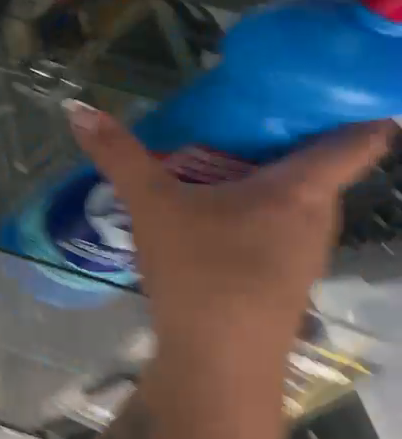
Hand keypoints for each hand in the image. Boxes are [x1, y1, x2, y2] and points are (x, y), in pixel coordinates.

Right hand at [66, 102, 394, 356]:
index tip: (343, 86)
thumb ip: (119, 155)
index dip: (360, 110)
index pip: (357, 141)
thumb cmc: (201, 266)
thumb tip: (79, 108)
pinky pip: (276, 225)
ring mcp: (305, 249)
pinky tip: (206, 214)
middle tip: (238, 116)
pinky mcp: (283, 273)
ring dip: (262, 178)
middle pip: (318, 167)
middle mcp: (318, 215)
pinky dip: (250, 209)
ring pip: (294, 199)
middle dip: (284, 140)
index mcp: (300, 190)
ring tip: (212, 162)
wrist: (220, 352)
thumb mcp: (150, 204)